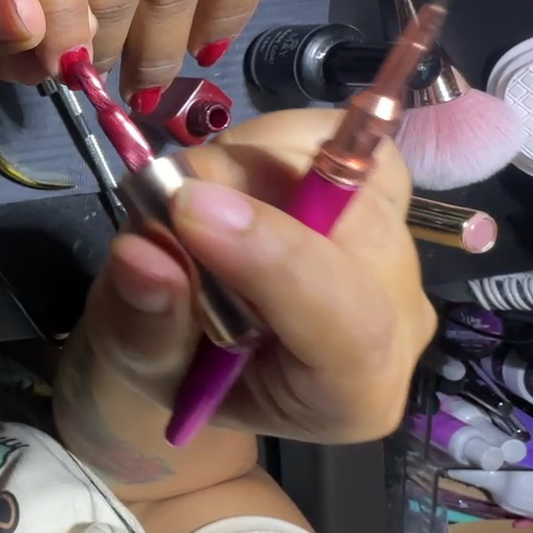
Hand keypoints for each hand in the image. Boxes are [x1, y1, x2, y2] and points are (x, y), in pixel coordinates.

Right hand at [77, 110, 431, 443]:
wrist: (200, 348)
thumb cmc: (173, 367)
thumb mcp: (140, 363)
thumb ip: (146, 320)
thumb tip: (140, 251)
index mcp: (349, 393)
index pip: (349, 321)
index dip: (274, 257)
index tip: (187, 210)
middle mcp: (392, 318)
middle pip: (354, 222)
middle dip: (245, 187)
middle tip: (160, 193)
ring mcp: (387, 250)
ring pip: (341, 166)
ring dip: (245, 163)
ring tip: (184, 201)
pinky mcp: (369, 196)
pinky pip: (330, 140)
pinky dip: (261, 141)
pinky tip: (222, 180)